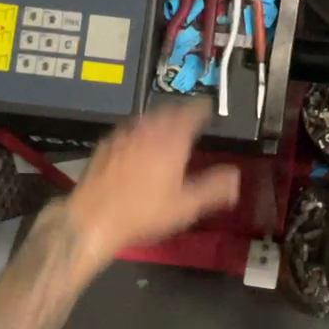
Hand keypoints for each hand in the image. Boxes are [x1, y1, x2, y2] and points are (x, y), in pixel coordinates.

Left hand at [61, 101, 240, 267]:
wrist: (92, 219)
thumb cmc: (143, 213)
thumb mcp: (186, 206)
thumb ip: (214, 188)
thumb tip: (236, 177)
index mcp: (171, 141)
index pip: (191, 113)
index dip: (201, 109)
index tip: (207, 109)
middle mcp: (148, 131)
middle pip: (167, 111)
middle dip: (180, 111)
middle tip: (189, 116)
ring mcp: (123, 136)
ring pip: (146, 118)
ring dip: (159, 118)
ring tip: (166, 126)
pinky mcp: (105, 145)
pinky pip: (127, 129)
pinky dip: (138, 130)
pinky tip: (137, 141)